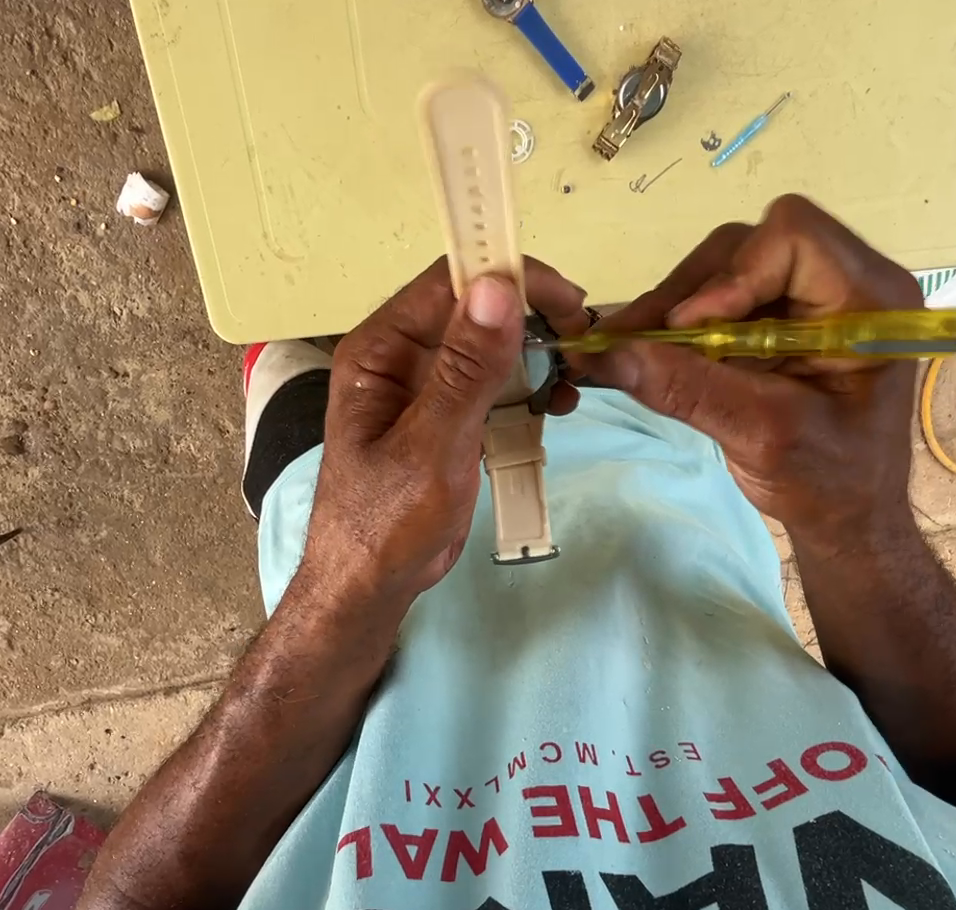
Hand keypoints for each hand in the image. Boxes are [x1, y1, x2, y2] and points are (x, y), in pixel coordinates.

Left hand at [298, 258, 589, 606]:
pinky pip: (493, 387)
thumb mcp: (431, 445)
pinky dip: (526, 391)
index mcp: (381, 350)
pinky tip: (554, 408)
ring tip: (571, 383)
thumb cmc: (388, 521)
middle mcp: (402, 358)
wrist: (374, 583)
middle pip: (474, 311)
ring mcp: (428, 389)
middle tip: (581, 342)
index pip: (449, 285)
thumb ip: (465, 371)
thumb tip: (498, 288)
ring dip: (535, 357)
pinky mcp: (450, 419)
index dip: (511, 279)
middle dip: (532, 318)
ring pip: (490, 349)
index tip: (568, 302)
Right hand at [572, 195, 923, 555]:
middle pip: (745, 247)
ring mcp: (802, 302)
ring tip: (627, 351)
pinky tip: (644, 356)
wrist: (843, 515)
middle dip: (686, 295)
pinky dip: (673, 329)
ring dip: (669, 310)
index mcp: (867, 300)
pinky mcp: (772, 324)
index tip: (687, 332)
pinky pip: (713, 303)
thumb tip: (609, 355)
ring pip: (720, 270)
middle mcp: (838, 283)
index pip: (793, 238)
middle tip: (632, 342)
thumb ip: (690, 389)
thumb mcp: (762, 435)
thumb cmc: (828, 481)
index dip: (732, 276)